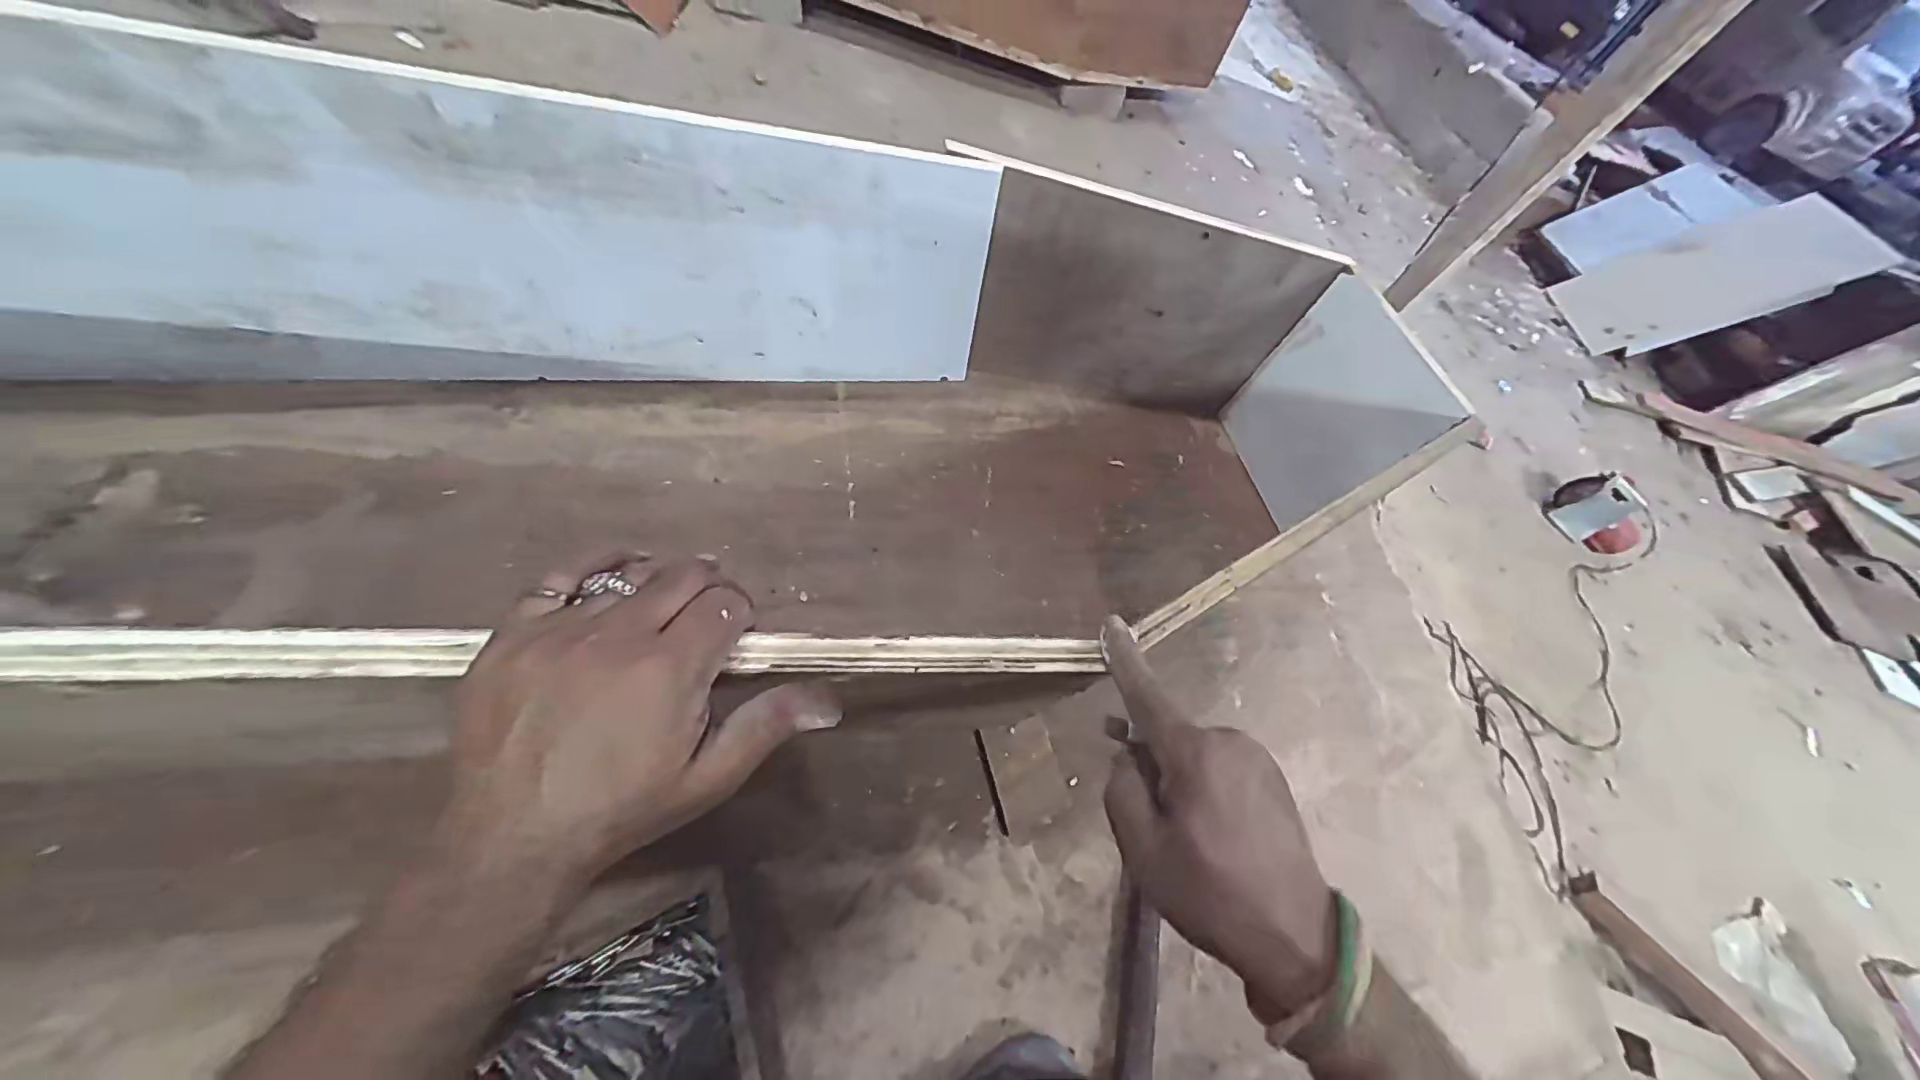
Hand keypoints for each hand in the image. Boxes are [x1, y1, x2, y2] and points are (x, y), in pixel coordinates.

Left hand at [437, 551, 839, 885]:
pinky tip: (614, 572)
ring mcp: (562, 628)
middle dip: (709, 586)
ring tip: (664, 606)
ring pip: (630, 575)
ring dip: (659, 584)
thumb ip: (765, 727)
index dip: (740, 612)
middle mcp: (621, 634)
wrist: (509, 838)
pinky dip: (595, 566)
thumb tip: (829, 700)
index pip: (725, 603)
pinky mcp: (515, 633)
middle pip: (683, 576)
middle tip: (708, 615)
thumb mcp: (706, 778)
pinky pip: (560, 576)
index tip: (737, 634)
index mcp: (672, 666)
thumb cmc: (621, 809)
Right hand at [1100, 616, 1336, 1024]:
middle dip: (1151, 763)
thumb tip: (1129, 756)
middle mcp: (1229, 741)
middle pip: (1168, 737)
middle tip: (1152, 822)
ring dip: (1178, 780)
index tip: (1112, 623)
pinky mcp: (1272, 778)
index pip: (1148, 697)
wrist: (1294, 939)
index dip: (1125, 660)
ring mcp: (1256, 758)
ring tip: (1187, 838)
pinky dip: (1203, 787)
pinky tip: (1213, 835)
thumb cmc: (1208, 893)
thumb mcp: (1143, 847)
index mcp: (1195, 753)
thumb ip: (1123, 788)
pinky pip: (1219, 767)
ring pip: (1193, 755)